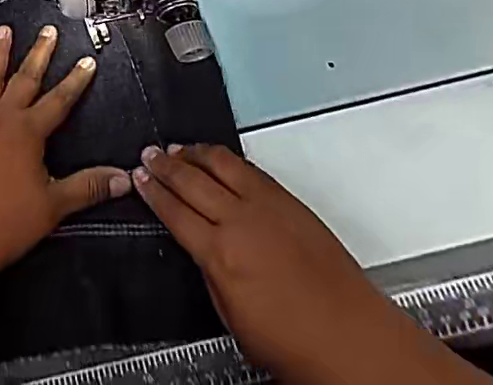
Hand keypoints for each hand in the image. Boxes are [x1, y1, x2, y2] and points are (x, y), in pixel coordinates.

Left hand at [0, 24, 132, 282]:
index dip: (76, 80)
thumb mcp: (53, 206)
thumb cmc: (5, 223)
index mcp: (28, 132)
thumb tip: (123, 179)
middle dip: (40, 54)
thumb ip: (88, 187)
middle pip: (26, 79)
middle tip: (49, 31)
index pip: (60, 100)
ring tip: (5, 30)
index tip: (87, 61)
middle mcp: (2, 118)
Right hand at [134, 144, 487, 384]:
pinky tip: (217, 158)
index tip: (140, 179)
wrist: (353, 340)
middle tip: (149, 154)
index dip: (152, 191)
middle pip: (190, 179)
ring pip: (219, 162)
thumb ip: (210, 273)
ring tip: (177, 147)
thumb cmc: (298, 345)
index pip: (174, 211)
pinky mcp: (288, 200)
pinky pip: (248, 167)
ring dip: (193, 152)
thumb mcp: (233, 319)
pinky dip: (225, 159)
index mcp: (220, 254)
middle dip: (165, 163)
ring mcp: (267, 205)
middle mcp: (241, 221)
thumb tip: (199, 248)